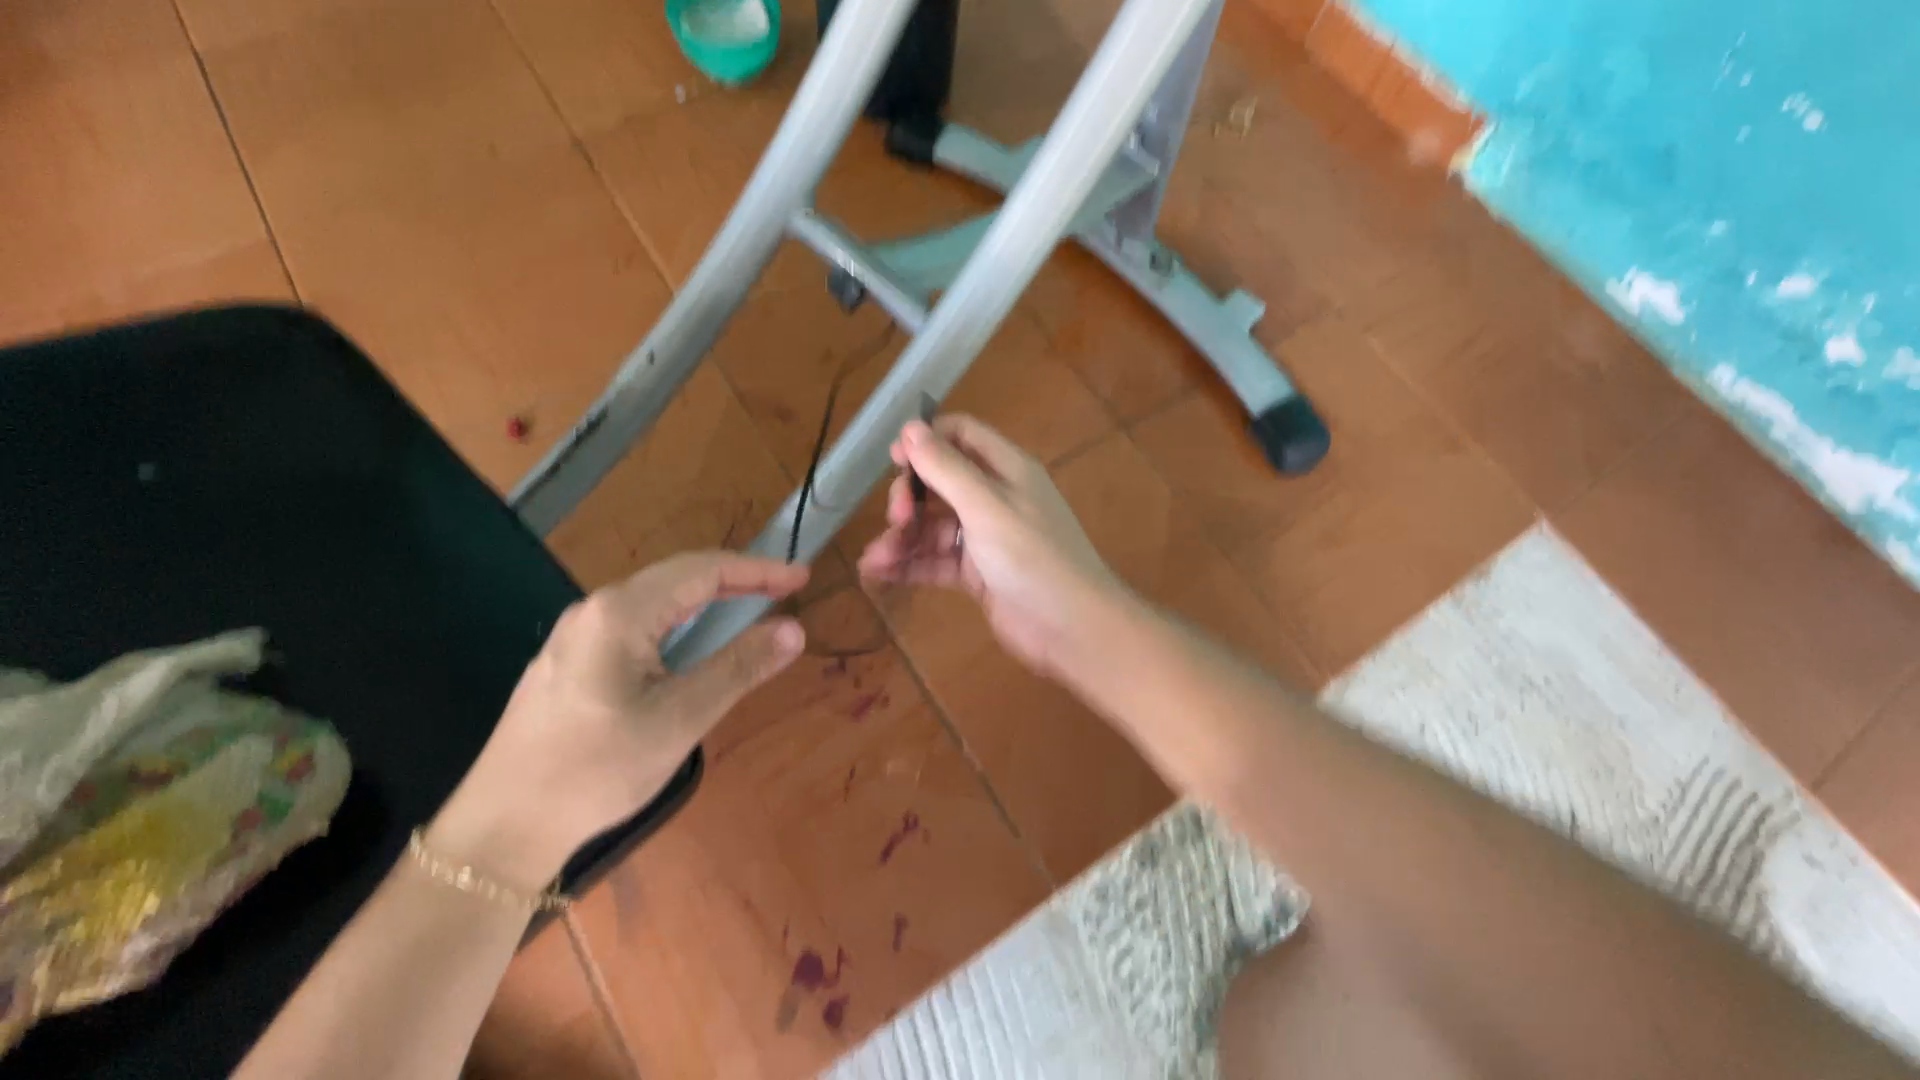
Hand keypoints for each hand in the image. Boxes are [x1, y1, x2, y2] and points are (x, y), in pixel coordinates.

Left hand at [429, 552, 807, 888]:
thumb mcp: (680, 719)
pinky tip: (691, 649)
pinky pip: (636, 625)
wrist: (503, 825)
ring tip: (749, 615)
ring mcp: (576, 635)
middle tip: (785, 593)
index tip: (803, 578)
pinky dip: (678, 626)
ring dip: (706, 603)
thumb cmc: (597, 769)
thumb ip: (738, 667)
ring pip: (655, 602)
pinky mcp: (569, 661)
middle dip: (736, 581)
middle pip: (677, 577)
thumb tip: (793, 629)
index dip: (758, 570)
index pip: (703, 570)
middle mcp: (595, 610)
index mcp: (621, 613)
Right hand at [857, 415, 1129, 676]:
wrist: (1071, 627)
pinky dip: (910, 565)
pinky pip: (936, 560)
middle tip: (895, 519)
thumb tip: (910, 428)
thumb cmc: (1033, 556)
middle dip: (910, 497)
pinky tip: (879, 574)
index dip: (926, 441)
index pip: (961, 435)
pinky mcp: (978, 574)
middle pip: (940, 482)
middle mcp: (996, 498)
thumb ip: (946, 468)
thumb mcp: (986, 506)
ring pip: (934, 526)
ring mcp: (986, 538)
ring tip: (874, 561)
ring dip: (902, 539)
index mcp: (1007, 469)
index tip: (892, 459)